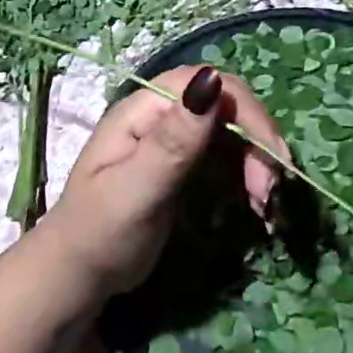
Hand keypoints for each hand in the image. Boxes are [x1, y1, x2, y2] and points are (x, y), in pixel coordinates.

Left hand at [32, 65, 288, 299]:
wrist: (81, 273)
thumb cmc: (100, 233)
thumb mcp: (136, 192)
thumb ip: (172, 142)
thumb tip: (211, 80)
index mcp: (143, 110)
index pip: (206, 83)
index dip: (246, 111)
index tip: (271, 157)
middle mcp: (162, 115)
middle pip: (226, 104)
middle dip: (257, 141)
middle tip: (270, 192)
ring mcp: (174, 138)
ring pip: (232, 131)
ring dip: (257, 162)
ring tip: (265, 205)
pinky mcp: (186, 163)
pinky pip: (228, 155)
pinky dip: (248, 176)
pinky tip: (256, 206)